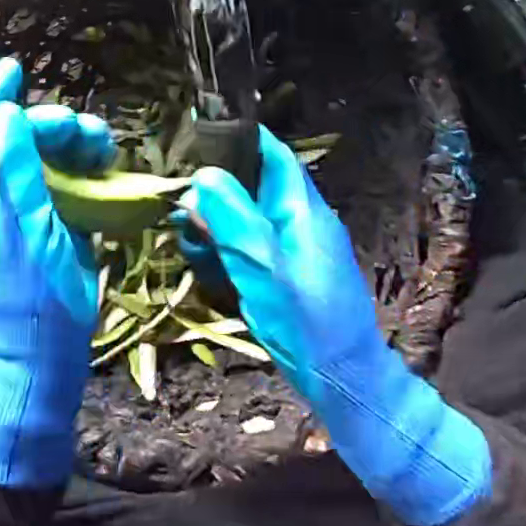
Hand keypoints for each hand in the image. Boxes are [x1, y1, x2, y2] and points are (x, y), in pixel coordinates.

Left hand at [0, 57, 114, 487]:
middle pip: (18, 139)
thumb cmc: (29, 290)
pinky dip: (91, 163)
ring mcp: (33, 202)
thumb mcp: (20, 227)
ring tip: (99, 141)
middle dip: (46, 124)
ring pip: (51, 154)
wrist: (55, 344)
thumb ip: (13, 170)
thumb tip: (4, 115)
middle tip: (73, 126)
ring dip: (75, 141)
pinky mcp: (63, 213)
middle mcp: (0, 193)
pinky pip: (75, 175)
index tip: (11, 69)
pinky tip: (108, 159)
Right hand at [179, 128, 489, 525]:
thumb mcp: (263, 267)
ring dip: (212, 225)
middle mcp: (297, 221)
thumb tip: (203, 174)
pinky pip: (246, 246)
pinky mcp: (282, 272)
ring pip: (242, 218)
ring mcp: (290, 248)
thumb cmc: (307, 323)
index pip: (272, 154)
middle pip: (249, 186)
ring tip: (189, 243)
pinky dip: (223, 250)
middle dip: (212, 193)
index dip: (236, 141)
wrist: (345, 385)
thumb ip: (232, 219)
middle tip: (179, 210)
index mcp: (301, 210)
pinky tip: (206, 267)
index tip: (194, 141)